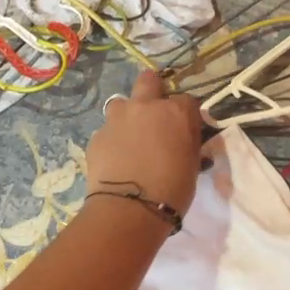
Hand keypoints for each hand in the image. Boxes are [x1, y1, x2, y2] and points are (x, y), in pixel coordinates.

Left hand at [86, 71, 204, 215]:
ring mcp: (117, 119)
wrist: (130, 208)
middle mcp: (145, 107)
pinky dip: (113, 140)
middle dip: (152, 90)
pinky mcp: (97, 136)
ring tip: (131, 138)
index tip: (185, 129)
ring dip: (127, 114)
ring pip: (121, 103)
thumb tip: (186, 135)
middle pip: (149, 81)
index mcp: (175, 112)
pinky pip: (108, 130)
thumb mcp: (192, 164)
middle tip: (154, 114)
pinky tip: (117, 159)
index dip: (185, 114)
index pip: (186, 100)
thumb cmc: (172, 189)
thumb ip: (188, 141)